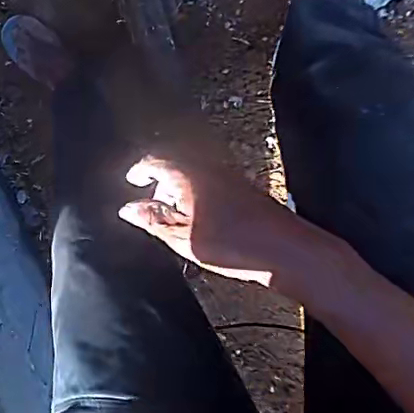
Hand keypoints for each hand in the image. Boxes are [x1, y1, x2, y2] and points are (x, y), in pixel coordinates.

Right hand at [118, 153, 355, 294]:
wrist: (285, 250)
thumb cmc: (235, 244)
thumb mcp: (182, 237)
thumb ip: (152, 220)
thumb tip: (128, 209)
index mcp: (187, 174)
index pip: (154, 162)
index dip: (139, 171)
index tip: (132, 181)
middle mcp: (207, 168)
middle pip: (174, 165)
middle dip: (159, 181)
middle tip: (150, 204)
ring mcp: (228, 176)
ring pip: (193, 174)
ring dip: (180, 189)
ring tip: (176, 216)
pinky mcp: (243, 189)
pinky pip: (210, 183)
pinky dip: (198, 195)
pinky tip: (202, 220)